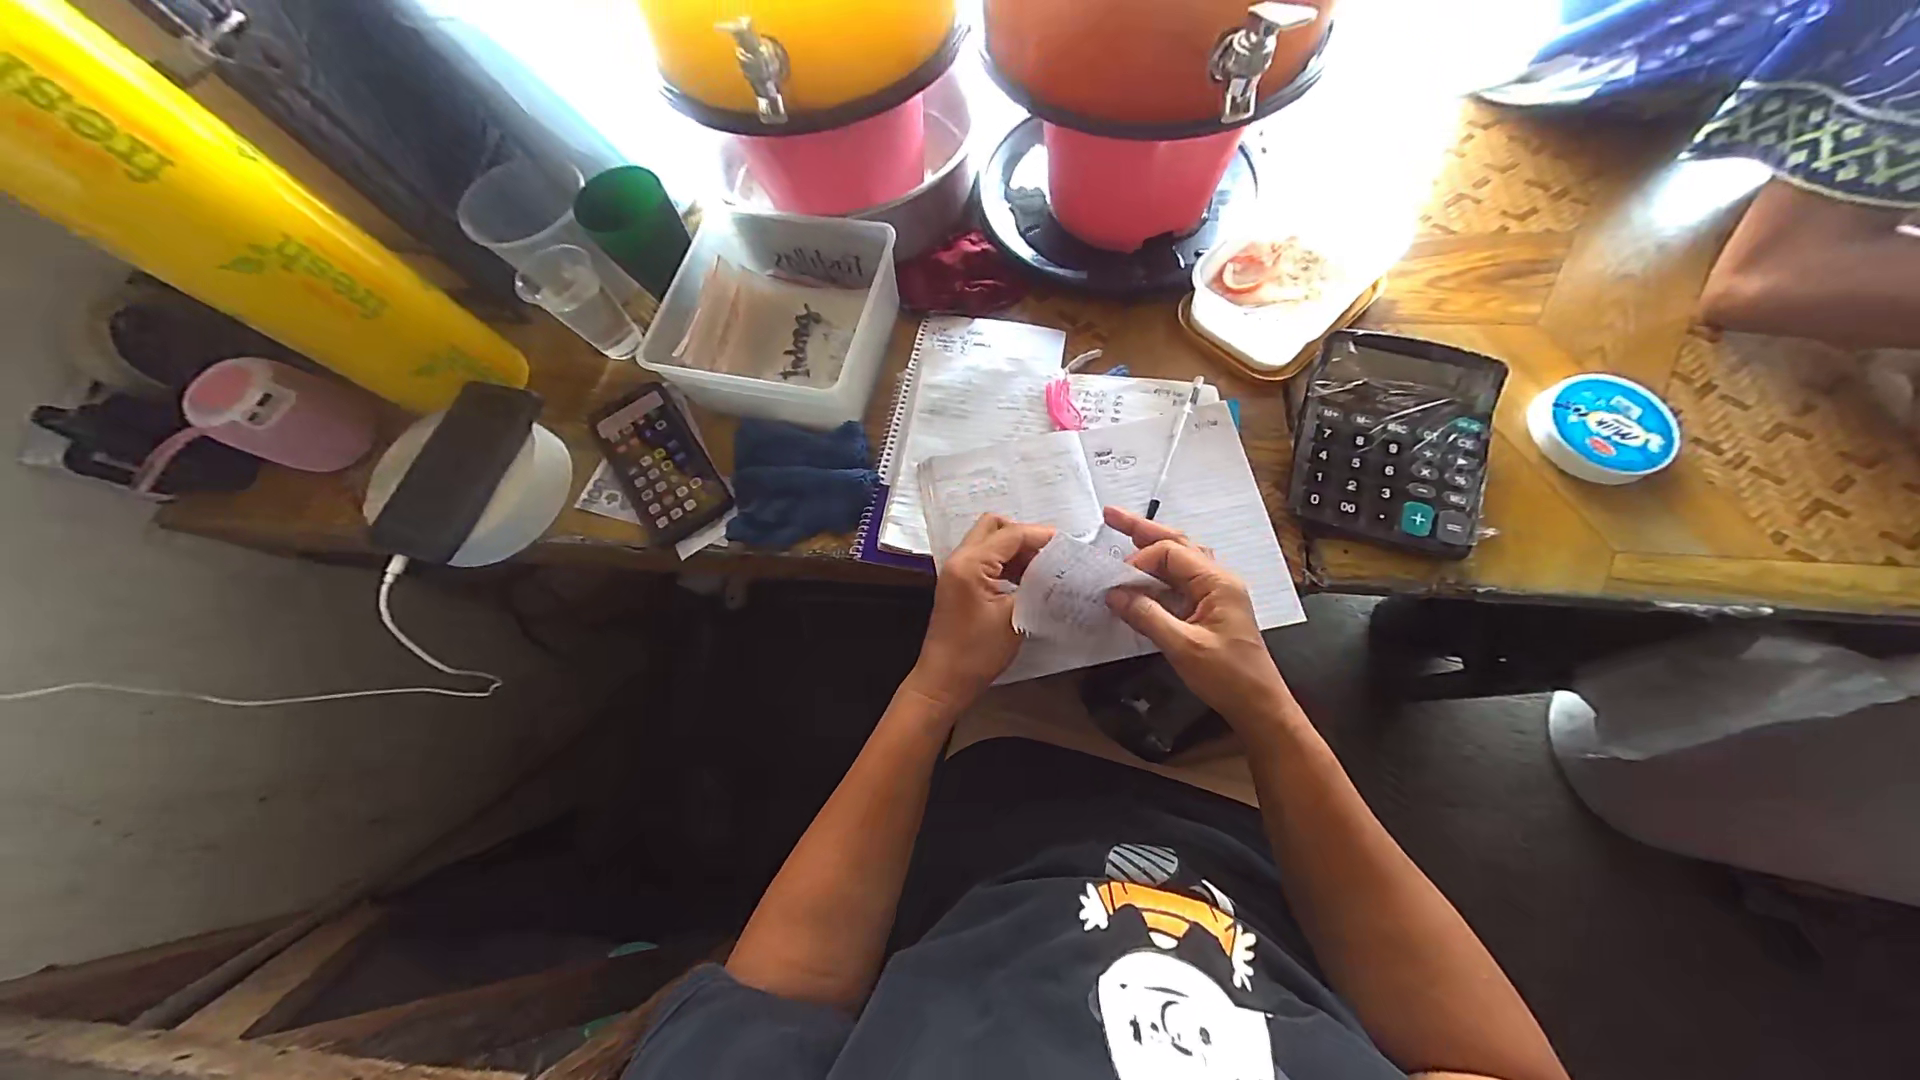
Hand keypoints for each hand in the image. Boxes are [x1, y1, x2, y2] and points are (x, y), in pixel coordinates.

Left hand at [906, 514, 1054, 714]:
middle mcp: (959, 559)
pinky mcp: (958, 584)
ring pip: (989, 541)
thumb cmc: (977, 653)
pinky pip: (984, 559)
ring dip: (1015, 550)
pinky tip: (1025, 580)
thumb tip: (1055, 569)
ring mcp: (956, 571)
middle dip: (1024, 536)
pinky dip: (1005, 563)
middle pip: (994, 526)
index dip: (1041, 536)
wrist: (944, 681)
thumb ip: (1035, 585)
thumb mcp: (1014, 616)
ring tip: (1042, 569)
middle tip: (1050, 555)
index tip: (1067, 545)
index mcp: (970, 564)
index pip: (1011, 534)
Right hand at [1101, 506, 1293, 726]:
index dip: (1140, 561)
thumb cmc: (1228, 677)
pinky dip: (1155, 574)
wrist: (1258, 706)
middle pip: (1176, 544)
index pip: (1171, 554)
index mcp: (1218, 582)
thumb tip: (1114, 594)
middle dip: (1143, 529)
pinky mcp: (1206, 609)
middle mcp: (1217, 580)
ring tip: (1123, 533)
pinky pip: (1177, 581)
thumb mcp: (1183, 646)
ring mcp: (1213, 593)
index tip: (1117, 583)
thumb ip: (1147, 616)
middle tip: (1111, 515)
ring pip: (1178, 559)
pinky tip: (1139, 574)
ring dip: (1150, 546)